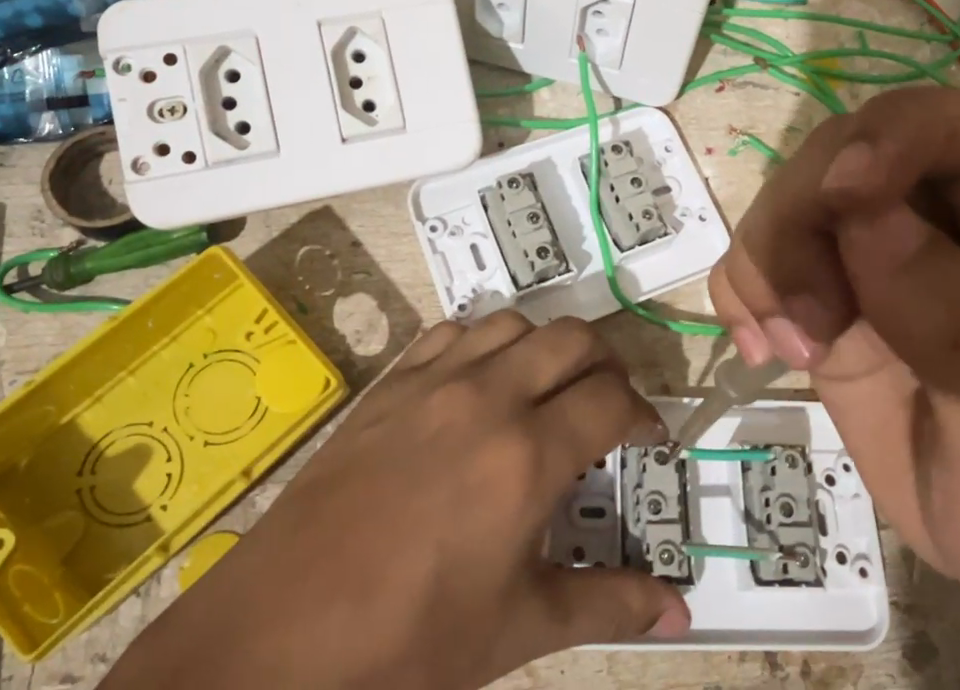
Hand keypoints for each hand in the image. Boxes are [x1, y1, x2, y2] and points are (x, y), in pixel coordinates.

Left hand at [103, 312, 689, 689]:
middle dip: (607, 365)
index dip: (644, 414)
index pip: (612, 400)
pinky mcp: (387, 386)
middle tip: (609, 406)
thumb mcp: (517, 626)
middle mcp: (485, 399)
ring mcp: (431, 383)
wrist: (281, 629)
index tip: (647, 438)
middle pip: (572, 340)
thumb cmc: (408, 635)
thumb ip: (606, 605)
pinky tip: (480, 382)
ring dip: (546, 347)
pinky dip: (484, 343)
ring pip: (512, 324)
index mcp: (527, 455)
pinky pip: (451, 334)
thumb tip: (677, 611)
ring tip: (549, 389)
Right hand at [708, 87, 959, 647]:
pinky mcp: (832, 300)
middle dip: (806, 214)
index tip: (843, 193)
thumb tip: (869, 221)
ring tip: (788, 349)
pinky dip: (742, 289)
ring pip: (797, 196)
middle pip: (858, 150)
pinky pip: (764, 253)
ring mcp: (883, 266)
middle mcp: (952, 237)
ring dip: (767, 258)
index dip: (907, 130)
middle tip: (805, 319)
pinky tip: (762, 352)